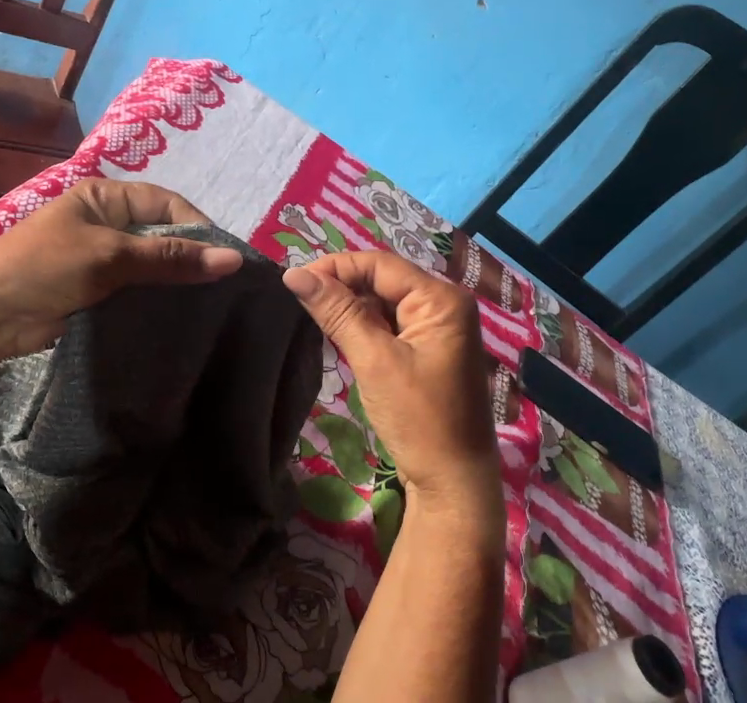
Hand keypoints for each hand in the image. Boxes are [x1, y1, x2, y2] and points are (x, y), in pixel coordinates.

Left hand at [0, 179, 244, 380]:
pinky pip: (137, 290)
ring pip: (152, 265)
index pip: (166, 202)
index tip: (226, 259)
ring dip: (175, 282)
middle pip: (162, 234)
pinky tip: (181, 317)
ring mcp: (101, 259)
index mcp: (104, 198)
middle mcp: (106, 223)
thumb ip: (170, 257)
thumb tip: (234, 259)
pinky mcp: (97, 292)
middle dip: (190, 256)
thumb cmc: (44, 267)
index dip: (198, 226)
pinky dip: (157, 301)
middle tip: (225, 286)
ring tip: (212, 304)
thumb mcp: (110, 256)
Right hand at [282, 252, 498, 521]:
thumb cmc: (418, 419)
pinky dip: (363, 326)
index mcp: (441, 299)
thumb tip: (294, 274)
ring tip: (311, 316)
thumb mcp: (373, 361)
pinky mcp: (428, 349)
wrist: (453, 482)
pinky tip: (337, 335)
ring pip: (383, 301)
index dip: (335, 267)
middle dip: (340, 286)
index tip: (293, 282)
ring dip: (349, 307)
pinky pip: (390, 323)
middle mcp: (444, 304)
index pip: (379, 264)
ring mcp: (439, 328)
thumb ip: (337, 312)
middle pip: (382, 279)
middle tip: (298, 300)